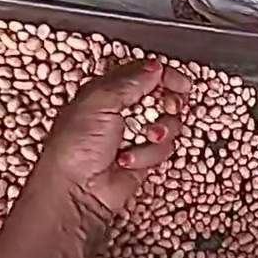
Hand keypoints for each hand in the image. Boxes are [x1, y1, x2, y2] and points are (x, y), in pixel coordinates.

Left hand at [30, 59, 193, 226]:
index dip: (166, 76)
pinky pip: (164, 149)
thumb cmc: (75, 146)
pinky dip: (149, 155)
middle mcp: (124, 112)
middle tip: (169, 108)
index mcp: (108, 91)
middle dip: (169, 105)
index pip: (145, 75)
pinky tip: (128, 161)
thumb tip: (156, 67)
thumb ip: (131, 81)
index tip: (182, 83)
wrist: (75, 190)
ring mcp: (135, 136)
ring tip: (144, 138)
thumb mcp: (100, 101)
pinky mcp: (144, 158)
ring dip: (159, 132)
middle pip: (163, 98)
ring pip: (169, 125)